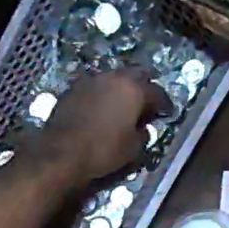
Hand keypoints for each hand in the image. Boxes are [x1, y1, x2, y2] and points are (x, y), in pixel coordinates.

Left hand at [39, 70, 164, 180]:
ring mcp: (91, 80)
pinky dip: (103, 95)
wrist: (61, 152)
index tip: (166, 113)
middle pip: (135, 75)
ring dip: (121, 89)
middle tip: (145, 104)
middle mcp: (113, 77)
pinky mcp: (73, 88)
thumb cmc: (104, 150)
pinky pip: (95, 87)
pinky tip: (102, 109)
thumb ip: (143, 134)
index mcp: (133, 89)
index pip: (157, 92)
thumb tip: (143, 128)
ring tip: (123, 106)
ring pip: (113, 79)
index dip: (164, 104)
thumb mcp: (133, 148)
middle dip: (143, 88)